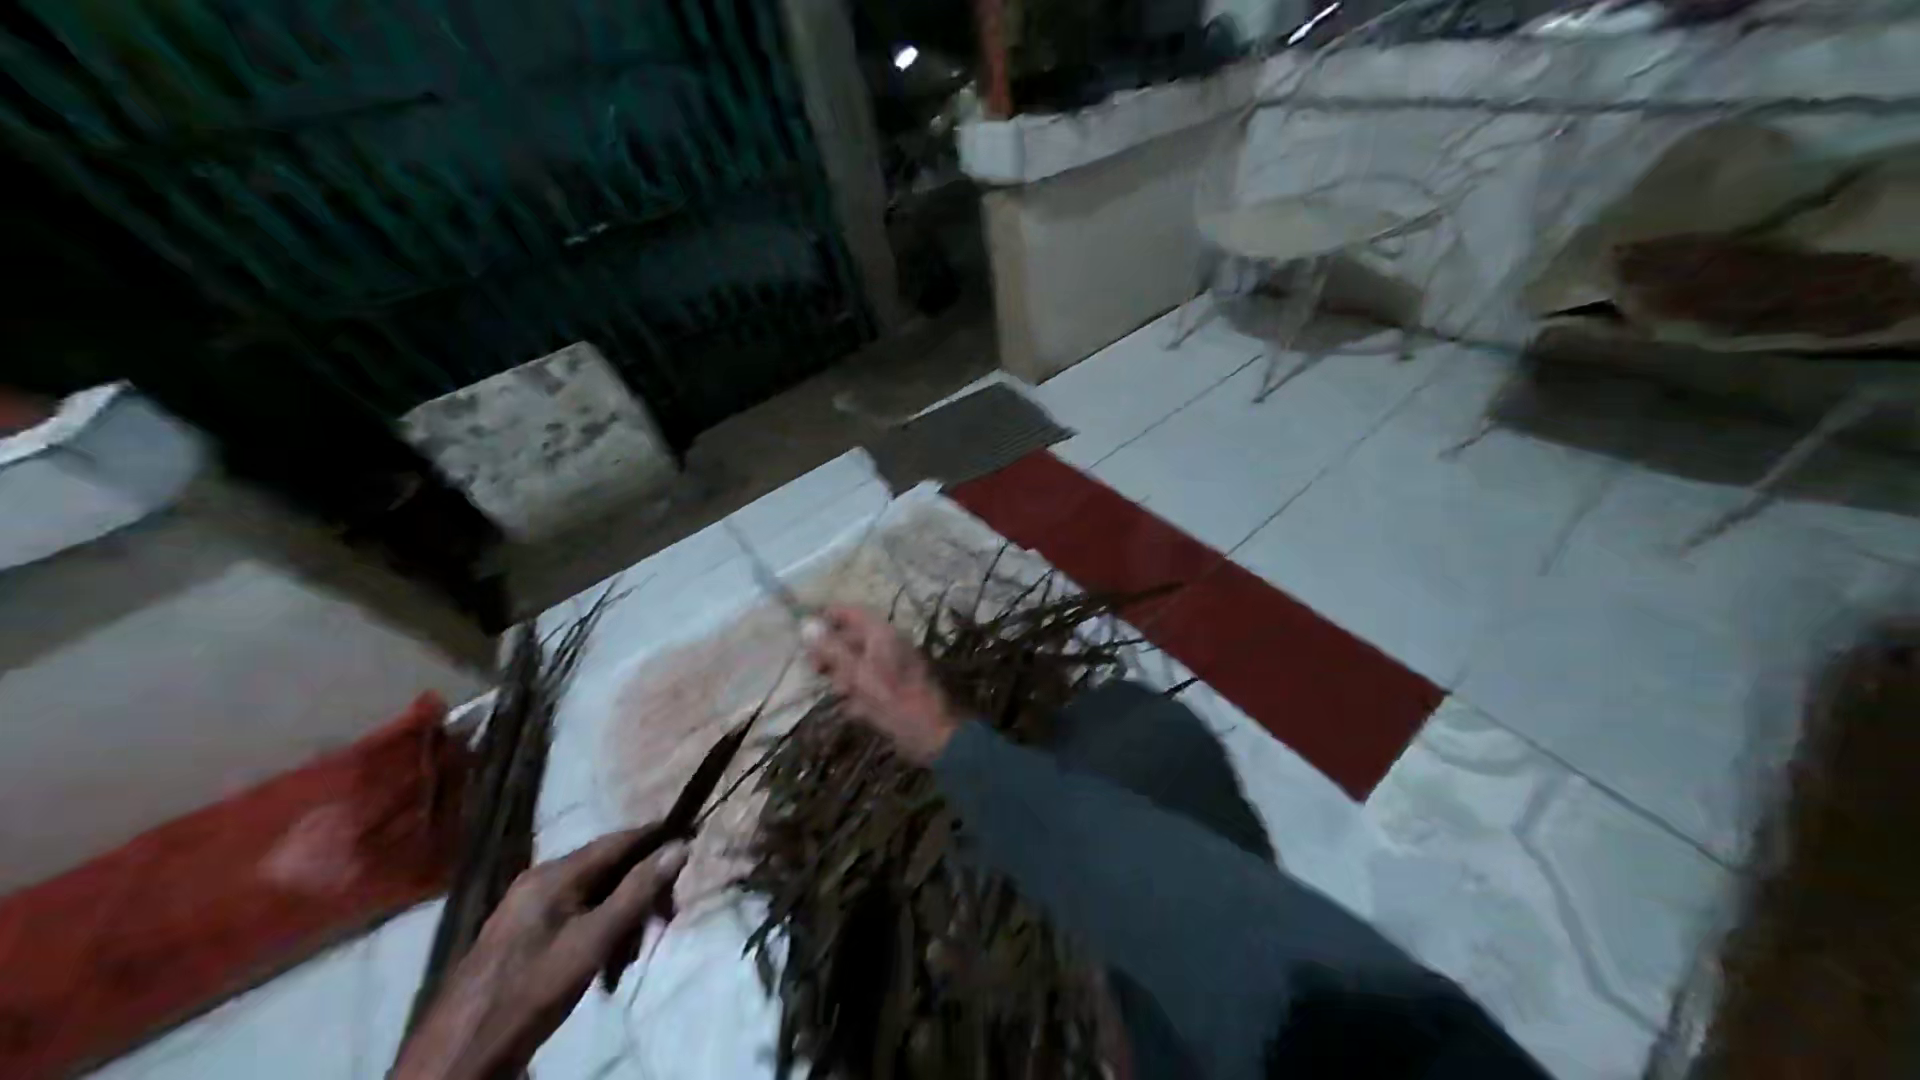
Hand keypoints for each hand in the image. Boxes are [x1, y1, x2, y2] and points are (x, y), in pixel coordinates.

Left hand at [391, 831, 687, 1079]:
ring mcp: (527, 907)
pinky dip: (599, 930)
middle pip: (608, 868)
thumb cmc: (532, 992)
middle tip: (664, 921)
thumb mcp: (594, 941)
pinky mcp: (521, 934)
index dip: (656, 839)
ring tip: (632, 954)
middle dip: (641, 891)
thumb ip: (638, 891)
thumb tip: (679, 846)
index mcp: (553, 874)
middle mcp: (539, 880)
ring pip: (594, 895)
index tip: (689, 845)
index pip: (618, 840)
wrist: (458, 1056)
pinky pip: (575, 915)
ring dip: (622, 916)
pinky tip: (606, 963)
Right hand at [805, 605, 961, 764]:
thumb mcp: (857, 675)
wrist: (932, 733)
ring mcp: (893, 665)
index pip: (850, 612)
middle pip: (851, 638)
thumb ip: (831, 650)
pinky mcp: (895, 687)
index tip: (804, 633)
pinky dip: (858, 693)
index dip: (826, 618)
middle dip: (832, 653)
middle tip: (816, 670)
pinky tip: (855, 709)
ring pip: (858, 662)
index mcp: (882, 633)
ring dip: (844, 676)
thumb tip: (805, 625)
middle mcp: (888, 643)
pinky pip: (868, 683)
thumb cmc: (893, 701)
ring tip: (842, 693)